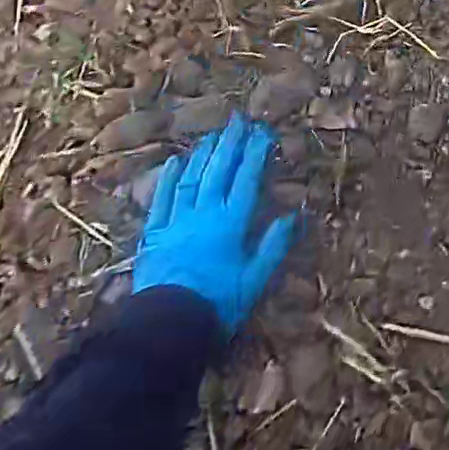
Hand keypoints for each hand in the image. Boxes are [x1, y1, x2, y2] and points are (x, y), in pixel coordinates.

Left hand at [134, 113, 297, 332]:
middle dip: (230, 144)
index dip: (256, 154)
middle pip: (218, 171)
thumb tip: (294, 214)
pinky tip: (175, 162)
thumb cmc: (217, 304)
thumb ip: (273, 245)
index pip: (247, 179)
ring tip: (212, 135)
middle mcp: (204, 214)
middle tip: (238, 120)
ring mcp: (176, 222)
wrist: (163, 328)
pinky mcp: (154, 235)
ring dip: (203, 155)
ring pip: (191, 180)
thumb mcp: (254, 279)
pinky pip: (161, 201)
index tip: (264, 133)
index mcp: (231, 222)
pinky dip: (168, 179)